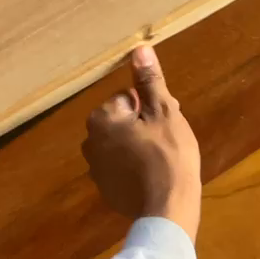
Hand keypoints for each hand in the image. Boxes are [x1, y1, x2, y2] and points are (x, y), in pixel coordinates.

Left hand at [82, 46, 201, 239]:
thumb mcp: (164, 112)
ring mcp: (96, 170)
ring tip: (164, 159)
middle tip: (169, 140)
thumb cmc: (168, 155)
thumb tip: (139, 49)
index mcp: (101, 120)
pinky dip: (136, 169)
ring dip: (140, 147)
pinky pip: (123, 169)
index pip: (129, 99)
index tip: (168, 122)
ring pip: (123, 146)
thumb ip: (149, 81)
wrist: (167, 209)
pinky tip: (154, 177)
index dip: (152, 108)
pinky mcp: (107, 191)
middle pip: (123, 122)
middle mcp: (90, 143)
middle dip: (145, 126)